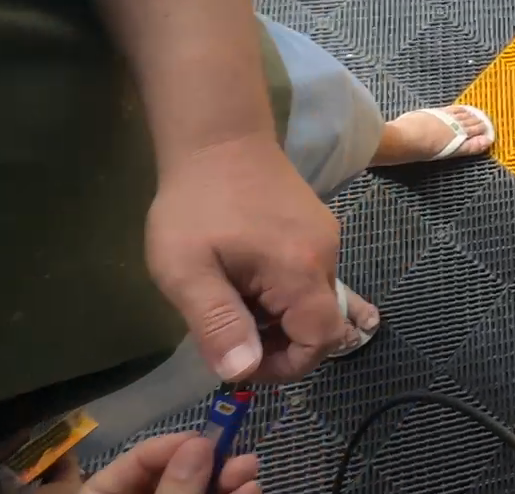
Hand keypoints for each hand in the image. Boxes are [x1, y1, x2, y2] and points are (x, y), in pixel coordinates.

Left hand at [39, 434, 260, 493]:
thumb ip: (173, 493)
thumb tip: (200, 442)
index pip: (129, 466)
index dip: (169, 448)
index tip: (208, 436)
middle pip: (170, 476)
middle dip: (211, 462)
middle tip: (240, 454)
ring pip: (194, 490)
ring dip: (227, 480)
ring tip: (252, 471)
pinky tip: (251, 491)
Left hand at [146, 136, 342, 381]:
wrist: (222, 142)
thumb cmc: (197, 207)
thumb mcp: (187, 273)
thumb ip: (218, 325)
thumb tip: (243, 373)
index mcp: (300, 270)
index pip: (322, 339)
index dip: (286, 366)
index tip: (239, 363)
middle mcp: (327, 255)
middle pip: (320, 322)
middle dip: (277, 344)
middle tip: (226, 335)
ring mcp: (326, 238)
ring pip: (315, 300)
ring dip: (277, 318)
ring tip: (230, 300)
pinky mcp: (318, 227)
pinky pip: (311, 275)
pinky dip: (283, 293)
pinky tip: (245, 276)